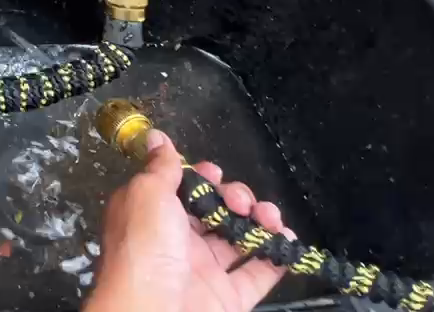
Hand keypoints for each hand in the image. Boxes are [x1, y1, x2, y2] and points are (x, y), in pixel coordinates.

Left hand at [85, 130, 291, 311]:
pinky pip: (256, 275)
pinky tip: (288, 241)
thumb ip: (159, 167)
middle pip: (211, 210)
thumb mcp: (146, 192)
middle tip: (241, 200)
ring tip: (271, 216)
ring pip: (236, 238)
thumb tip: (157, 137)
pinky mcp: (228, 298)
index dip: (199, 177)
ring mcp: (203, 269)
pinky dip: (275, 257)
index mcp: (151, 210)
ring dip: (257, 221)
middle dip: (232, 197)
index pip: (179, 187)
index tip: (214, 172)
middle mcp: (175, 237)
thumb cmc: (145, 244)